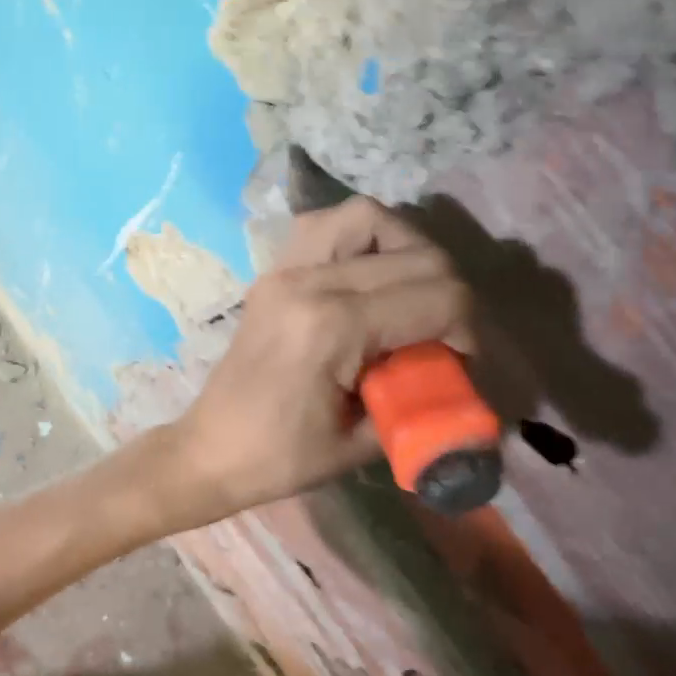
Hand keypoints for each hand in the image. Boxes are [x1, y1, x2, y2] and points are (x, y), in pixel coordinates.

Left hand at [170, 196, 472, 519]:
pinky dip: (360, 238)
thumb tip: (463, 381)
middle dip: (448, 297)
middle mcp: (309, 283)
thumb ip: (420, 401)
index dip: (467, 332)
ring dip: (406, 249)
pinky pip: (325, 226)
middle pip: (418, 257)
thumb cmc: (280, 458)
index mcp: (333, 327)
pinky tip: (370, 276)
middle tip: (438, 340)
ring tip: (410, 293)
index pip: (440, 297)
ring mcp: (284, 271)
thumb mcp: (362, 443)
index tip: (457, 366)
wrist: (209, 450)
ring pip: (369, 217)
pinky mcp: (272, 273)